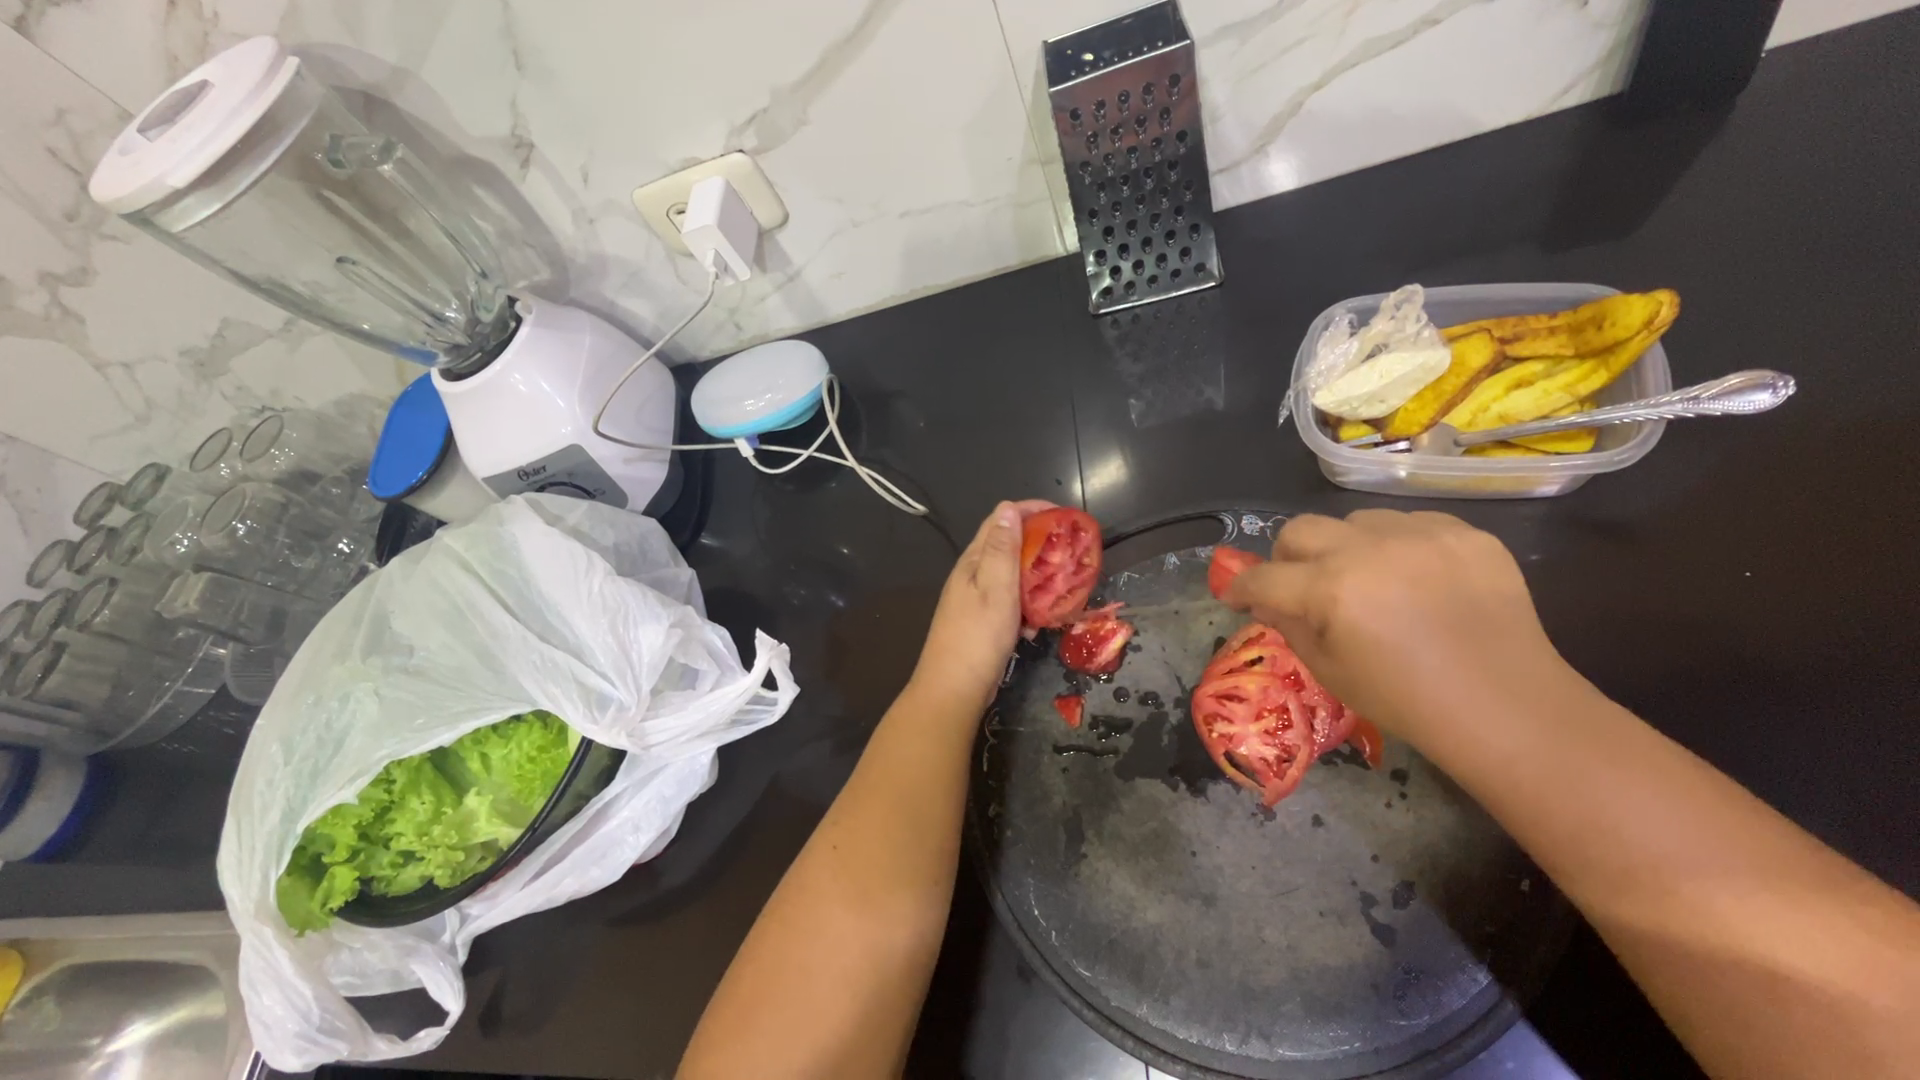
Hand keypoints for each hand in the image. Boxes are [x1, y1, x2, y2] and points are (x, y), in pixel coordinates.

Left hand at [909, 500, 1054, 713]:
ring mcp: (975, 599)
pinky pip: (1010, 602)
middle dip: (1039, 543)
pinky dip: (1027, 606)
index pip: (1000, 519)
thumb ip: (1002, 549)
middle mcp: (972, 575)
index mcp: (974, 561)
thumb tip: (1008, 507)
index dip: (1031, 510)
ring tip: (1062, 586)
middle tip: (1070, 551)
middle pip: (1008, 545)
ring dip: (1036, 578)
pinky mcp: (983, 622)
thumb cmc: (978, 637)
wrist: (953, 690)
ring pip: (1012, 576)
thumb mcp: (995, 588)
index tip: (1063, 517)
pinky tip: (1038, 623)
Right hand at [1221, 509, 1568, 744]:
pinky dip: (1398, 546)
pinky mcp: (1465, 532)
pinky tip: (1415, 580)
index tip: (1234, 595)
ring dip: (1345, 547)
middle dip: (1288, 557)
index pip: (1264, 577)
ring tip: (1367, 581)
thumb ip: (1289, 625)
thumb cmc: (1406, 700)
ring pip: (1356, 521)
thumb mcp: (1330, 671)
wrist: (1505, 705)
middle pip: (1301, 529)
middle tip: (1300, 585)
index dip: (1241, 587)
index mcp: (1331, 589)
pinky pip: (1411, 523)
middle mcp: (1370, 549)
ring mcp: (1422, 534)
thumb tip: (1264, 599)